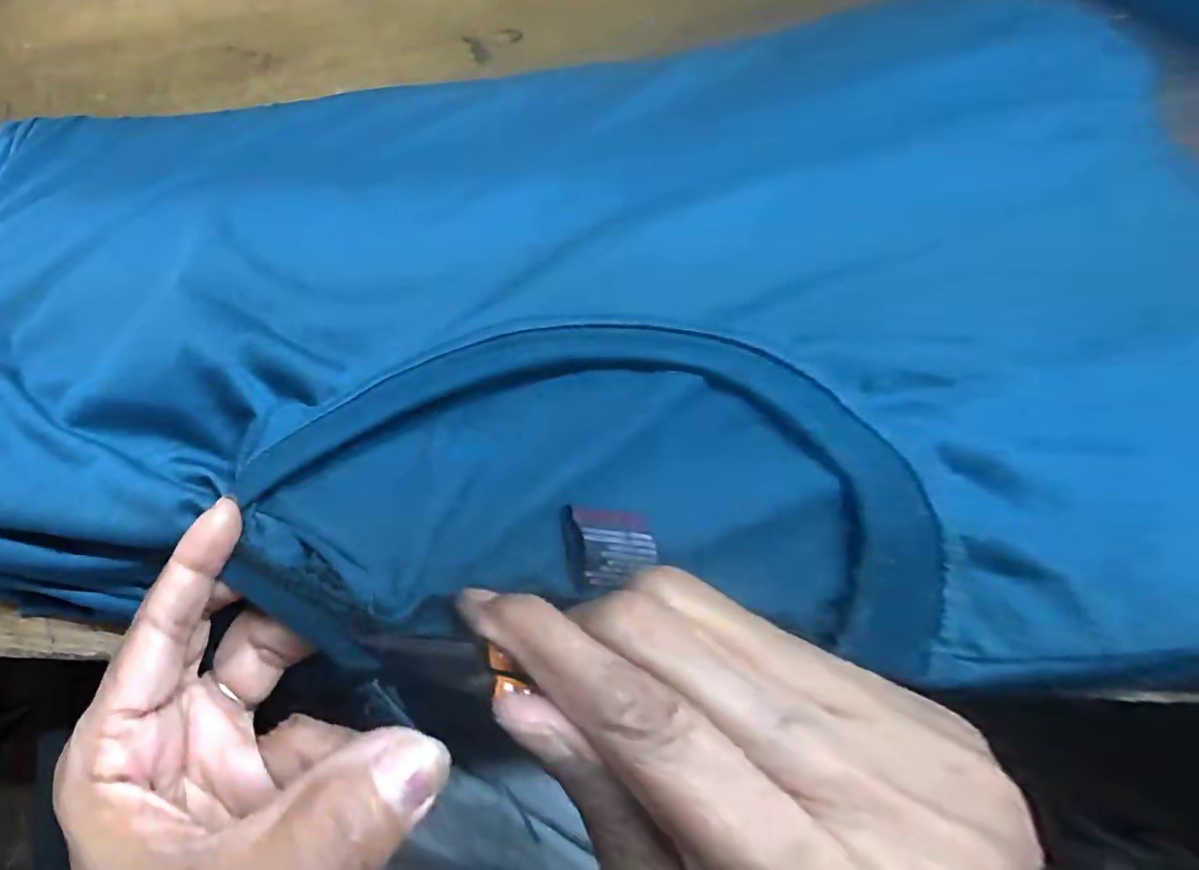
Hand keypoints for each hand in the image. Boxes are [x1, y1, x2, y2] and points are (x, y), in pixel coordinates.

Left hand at [55, 498, 451, 869]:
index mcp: (118, 744)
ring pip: (272, 689)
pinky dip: (351, 741)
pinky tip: (393, 744)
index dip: (194, 565)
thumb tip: (423, 750)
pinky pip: (311, 747)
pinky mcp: (261, 798)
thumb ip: (327, 821)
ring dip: (323, 666)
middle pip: (216, 640)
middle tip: (311, 546)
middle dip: (264, 597)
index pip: (158, 629)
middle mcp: (163, 737)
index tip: (228, 507)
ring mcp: (215, 764)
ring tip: (368, 619)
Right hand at [459, 569, 1041, 868]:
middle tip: (542, 654)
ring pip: (699, 606)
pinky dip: (686, 633)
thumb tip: (511, 695)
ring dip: (621, 618)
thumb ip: (598, 793)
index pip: (650, 722)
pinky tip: (686, 674)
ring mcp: (915, 740)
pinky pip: (751, 619)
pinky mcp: (923, 705)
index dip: (550, 649)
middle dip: (575, 626)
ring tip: (607, 659)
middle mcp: (882, 794)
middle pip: (665, 637)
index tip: (477, 606)